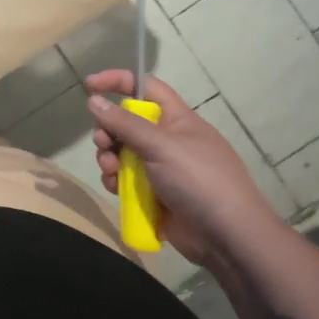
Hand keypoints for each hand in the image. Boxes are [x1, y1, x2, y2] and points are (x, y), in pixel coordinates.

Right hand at [84, 70, 283, 263]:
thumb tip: (93, 100)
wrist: (228, 238)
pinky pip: (125, 178)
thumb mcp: (161, 146)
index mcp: (177, 120)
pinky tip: (115, 188)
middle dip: (108, 130)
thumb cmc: (200, 180)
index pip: (145, 87)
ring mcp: (160, 167)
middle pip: (126, 122)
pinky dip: (116, 180)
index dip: (118, 81)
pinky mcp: (154, 192)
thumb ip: (125, 123)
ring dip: (109, 157)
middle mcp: (167, 140)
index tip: (90, 86)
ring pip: (121, 151)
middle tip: (103, 143)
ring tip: (111, 170)